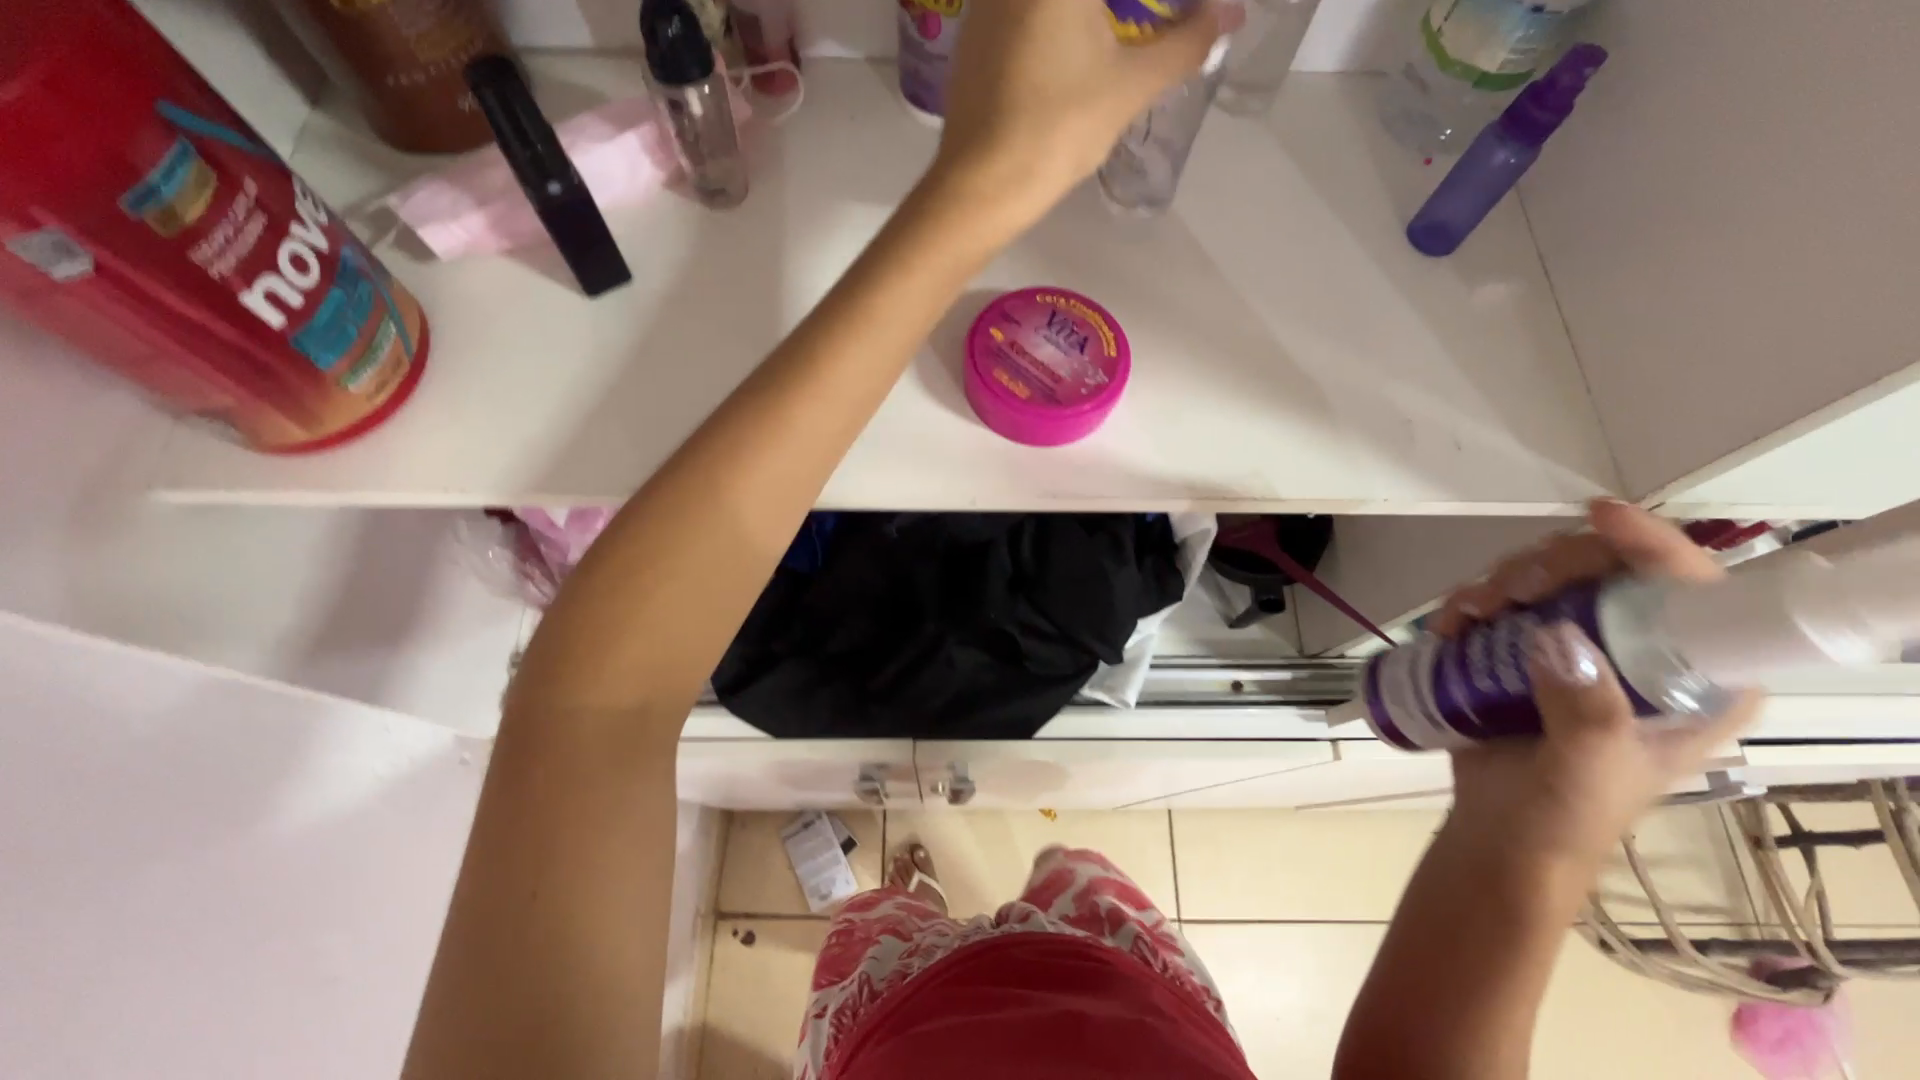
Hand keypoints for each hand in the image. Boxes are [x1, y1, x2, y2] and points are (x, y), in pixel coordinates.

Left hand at [928, 0, 1239, 219]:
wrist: (979, 186)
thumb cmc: (1058, 129)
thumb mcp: (1131, 85)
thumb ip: (1185, 43)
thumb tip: (1230, 15)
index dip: (1157, 3)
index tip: (1180, 14)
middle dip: (1124, 8)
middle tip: (1159, 22)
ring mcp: (987, 2)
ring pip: (1051, 1)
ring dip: (1088, 15)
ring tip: (1122, 32)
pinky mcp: (973, 34)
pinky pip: (1024, 10)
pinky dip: (1056, 19)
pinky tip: (1074, 48)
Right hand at [1433, 500, 1763, 871]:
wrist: (1501, 838)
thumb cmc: (1566, 815)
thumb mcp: (1591, 767)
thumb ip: (1587, 709)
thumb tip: (1554, 634)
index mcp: (1695, 681)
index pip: (1694, 593)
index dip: (1653, 546)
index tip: (1600, 519)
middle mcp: (1643, 654)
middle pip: (1609, 571)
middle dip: (1552, 564)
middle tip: (1507, 588)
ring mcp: (1580, 649)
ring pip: (1551, 580)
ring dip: (1501, 581)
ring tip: (1466, 613)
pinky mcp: (1525, 653)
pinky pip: (1503, 603)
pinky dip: (1472, 600)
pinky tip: (1451, 622)